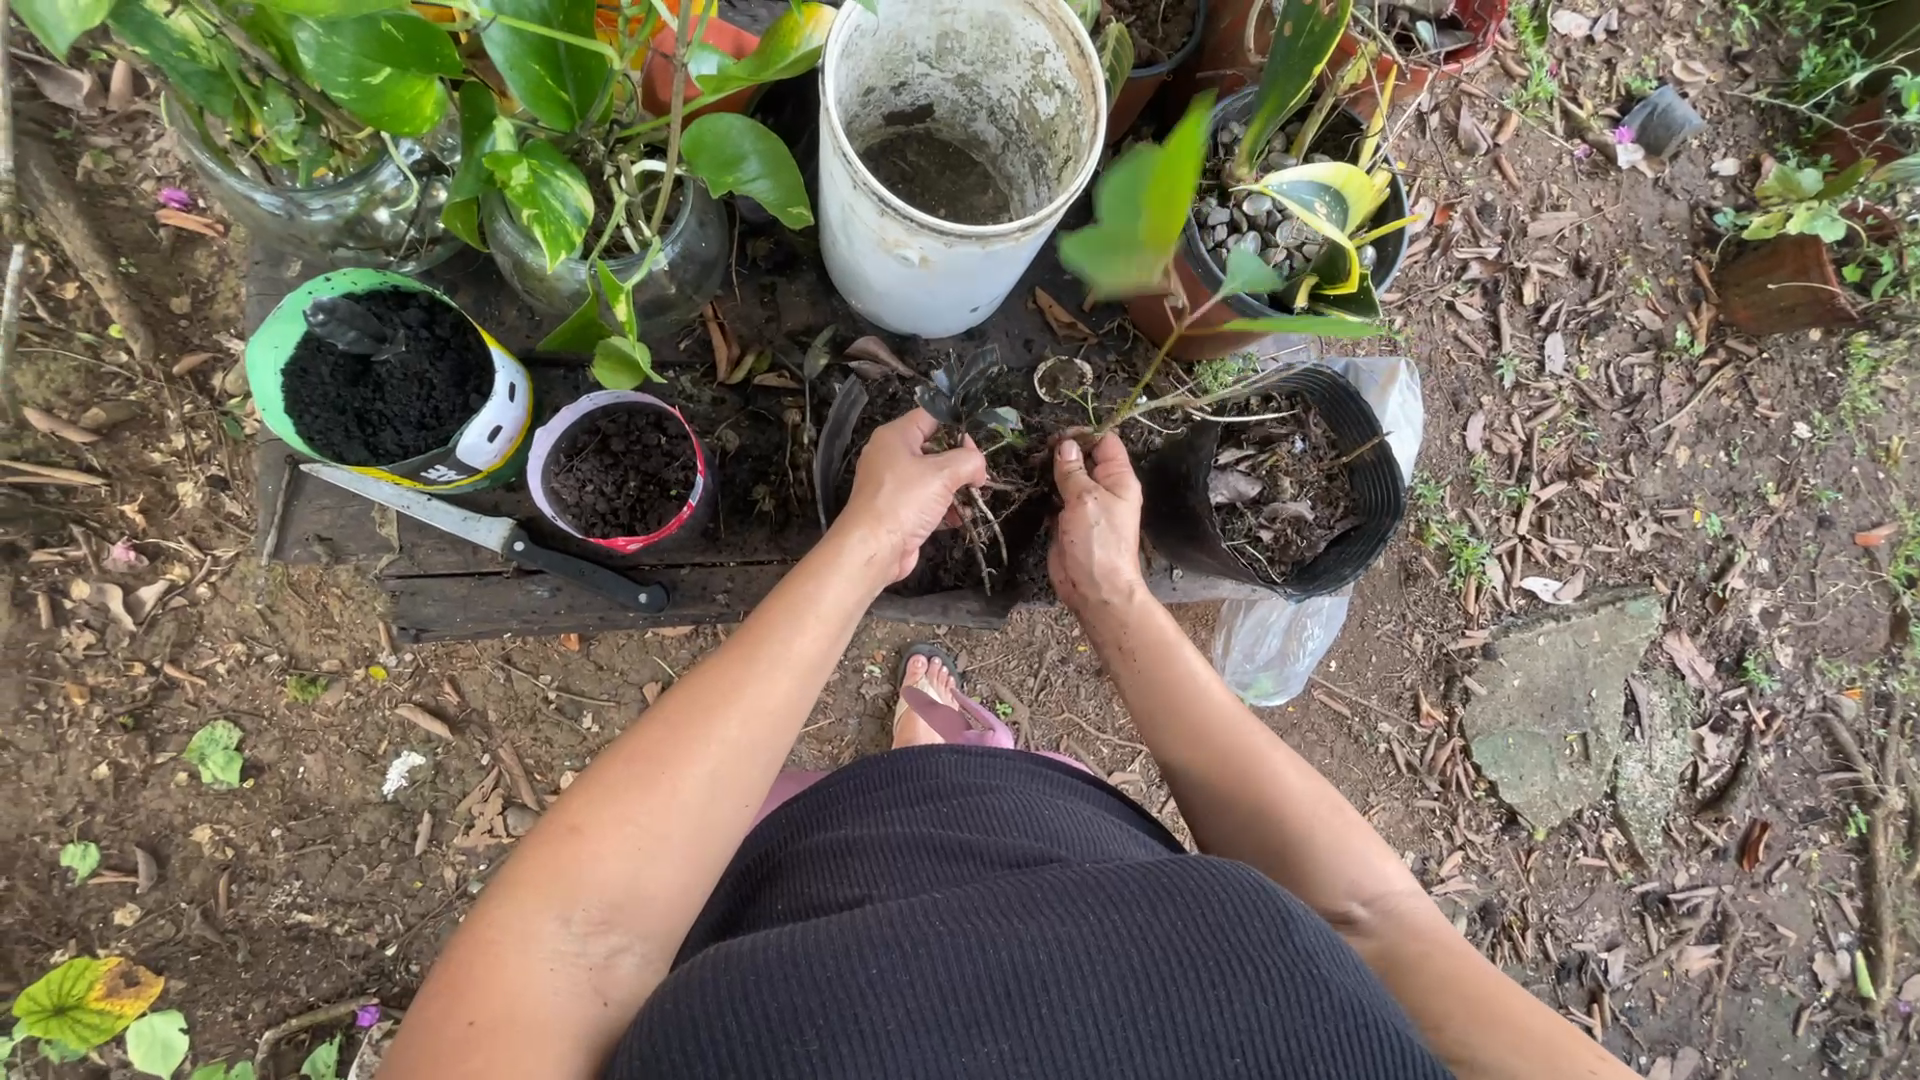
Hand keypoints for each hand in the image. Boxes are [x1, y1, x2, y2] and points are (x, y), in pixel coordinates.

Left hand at [836, 408, 987, 583]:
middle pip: (935, 448)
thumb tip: (978, 467)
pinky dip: (944, 507)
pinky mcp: (899, 509)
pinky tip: (960, 518)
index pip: (931, 416)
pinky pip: (927, 500)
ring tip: (974, 499)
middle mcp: (891, 456)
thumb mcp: (943, 473)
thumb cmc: (904, 502)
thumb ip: (968, 461)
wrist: (873, 549)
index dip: (956, 425)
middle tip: (978, 475)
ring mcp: (894, 484)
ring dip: (956, 488)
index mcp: (896, 436)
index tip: (976, 444)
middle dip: (960, 461)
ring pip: (933, 477)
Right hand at [1049, 431, 1145, 613]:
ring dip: (1050, 470)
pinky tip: (1029, 483)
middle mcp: (1104, 489)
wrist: (1094, 588)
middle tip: (1038, 449)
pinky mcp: (1066, 520)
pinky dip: (1043, 490)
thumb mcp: (1086, 499)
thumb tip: (1064, 445)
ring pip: (1067, 477)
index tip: (1058, 436)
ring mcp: (1084, 505)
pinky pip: (1054, 497)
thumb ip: (1073, 471)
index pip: (1106, 442)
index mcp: (1119, 479)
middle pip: (1084, 458)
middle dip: (1062, 450)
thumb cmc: (1098, 543)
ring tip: (1031, 463)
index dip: (1084, 434)